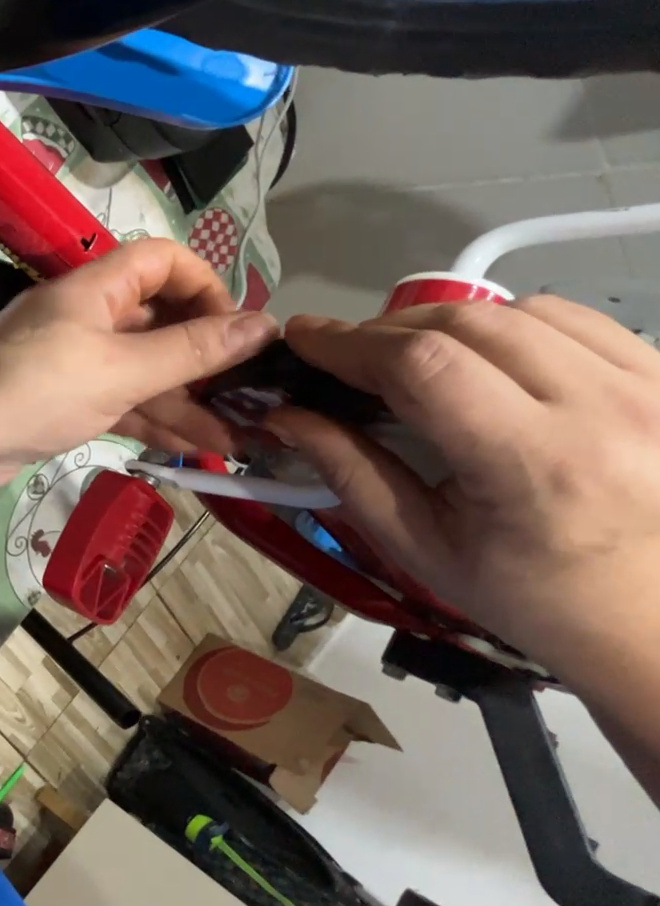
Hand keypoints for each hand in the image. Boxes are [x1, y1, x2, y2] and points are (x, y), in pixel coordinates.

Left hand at [0, 239, 278, 494]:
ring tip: (238, 438)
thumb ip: (192, 350)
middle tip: (250, 395)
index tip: (237, 328)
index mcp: (91, 289)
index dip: (206, 285)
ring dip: (185, 401)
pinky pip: (116, 400)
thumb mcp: (121, 370)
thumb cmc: (35, 391)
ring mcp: (66, 359)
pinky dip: (150, 419)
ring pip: (139, 369)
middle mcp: (79, 316)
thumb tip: (265, 324)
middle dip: (204, 359)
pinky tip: (194, 448)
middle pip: (156, 321)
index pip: (161, 260)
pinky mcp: (57, 399)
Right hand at [270, 297, 659, 678]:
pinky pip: (573, 321)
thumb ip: (346, 468)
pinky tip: (479, 362)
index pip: (424, 362)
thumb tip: (283, 415)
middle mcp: (608, 410)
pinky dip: (506, 327)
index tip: (302, 340)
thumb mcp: (416, 542)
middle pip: (468, 322)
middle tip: (343, 358)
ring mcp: (653, 388)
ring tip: (409, 361)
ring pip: (520, 310)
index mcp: (535, 462)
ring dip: (445, 324)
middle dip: (386, 330)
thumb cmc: (531, 595)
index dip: (350, 342)